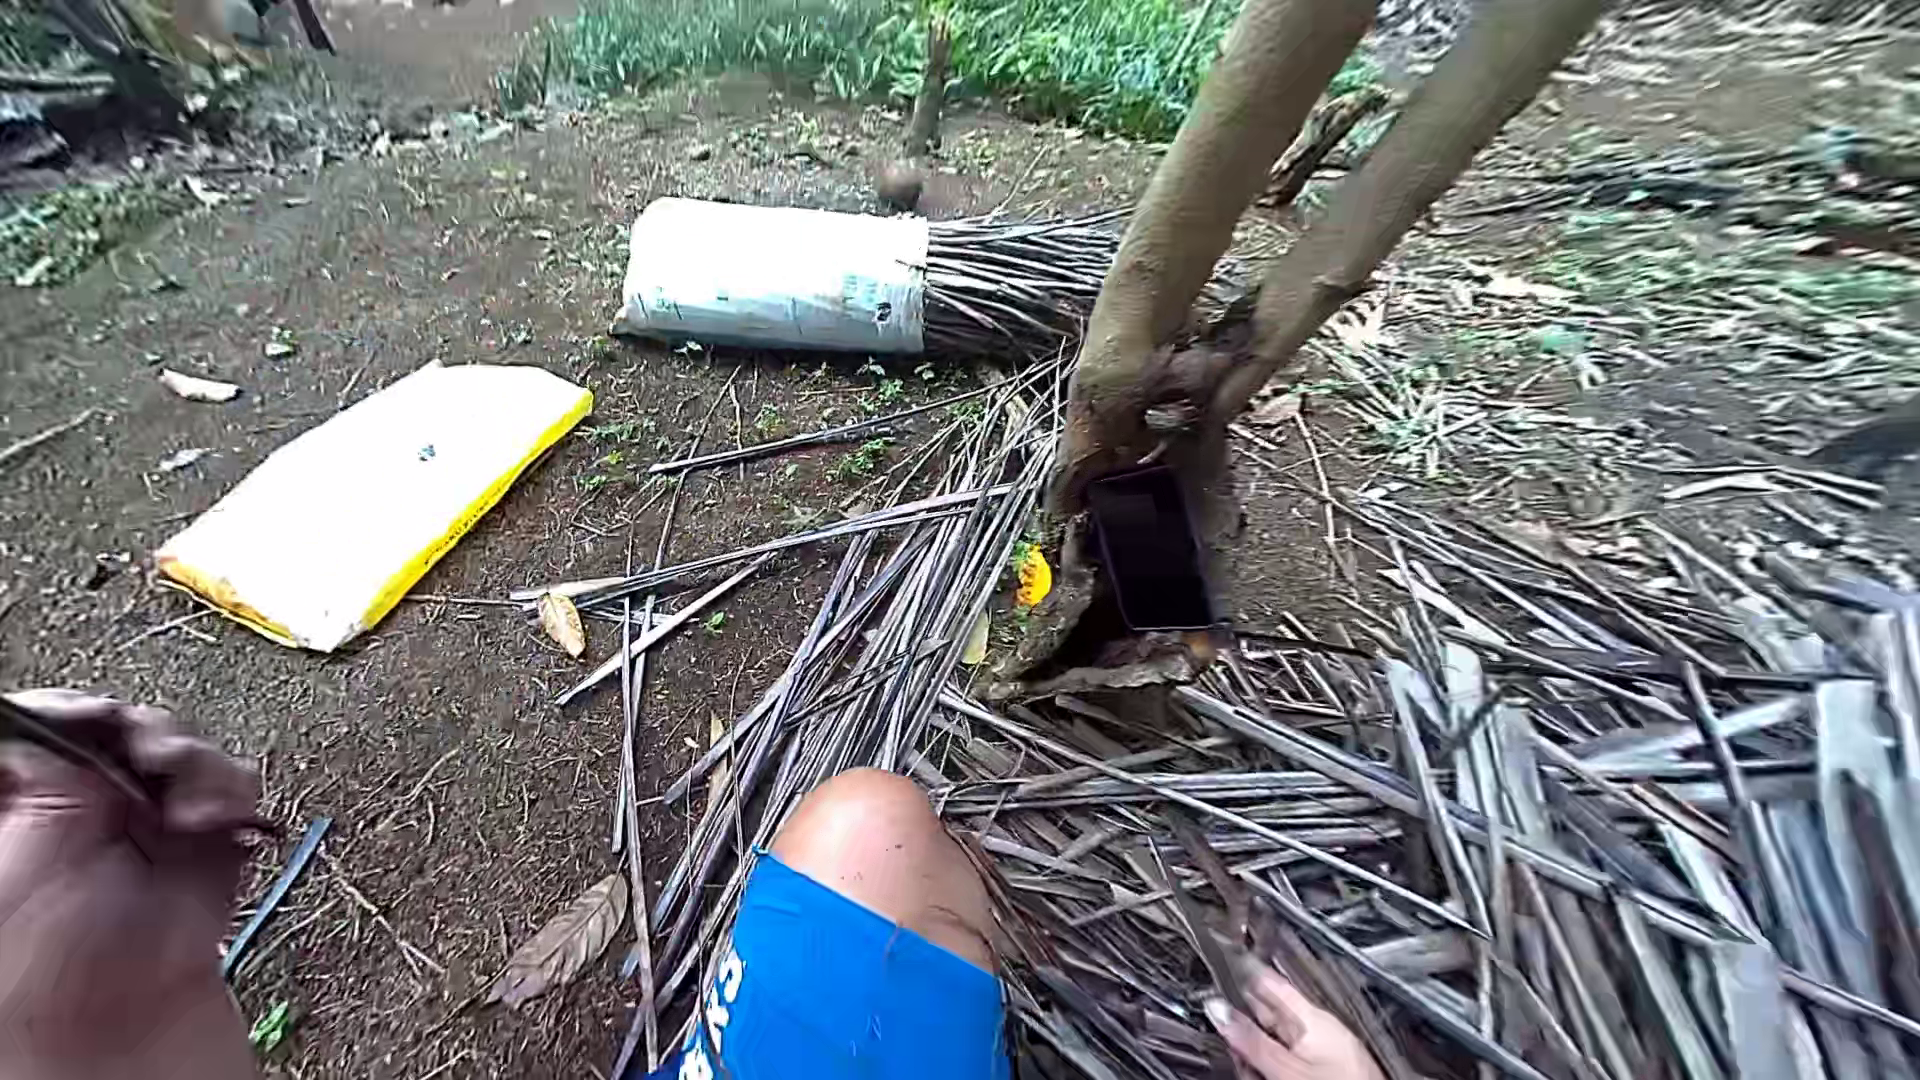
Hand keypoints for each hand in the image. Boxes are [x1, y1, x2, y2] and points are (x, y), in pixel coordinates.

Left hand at [0, 690, 261, 1079]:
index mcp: (23, 804)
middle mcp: (83, 798)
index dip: (70, 713)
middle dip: (155, 740)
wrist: (120, 1003)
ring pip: (193, 749)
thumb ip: (46, 793)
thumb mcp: (21, 864)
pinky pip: (238, 778)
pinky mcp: (211, 817)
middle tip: (160, 757)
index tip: (92, 713)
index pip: (43, 732)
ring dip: (204, 771)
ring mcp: (151, 807)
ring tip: (196, 810)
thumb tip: (48, 725)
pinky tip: (219, 819)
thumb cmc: (36, 957)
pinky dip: (237, 792)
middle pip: (129, 731)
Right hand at [1204, 964, 1383, 1079]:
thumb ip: (1249, 1039)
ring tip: (1246, 1068)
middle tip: (1227, 1045)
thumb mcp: (1287, 1073)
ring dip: (1253, 1051)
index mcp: (1313, 1018)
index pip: (1267, 980)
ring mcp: (1325, 1055)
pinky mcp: (1327, 1074)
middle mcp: (1320, 1030)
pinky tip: (1258, 1073)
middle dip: (1242, 1024)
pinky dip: (1270, 1066)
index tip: (1212, 970)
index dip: (1238, 971)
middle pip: (1267, 1011)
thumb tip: (1214, 1004)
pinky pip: (1288, 1059)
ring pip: (1275, 1039)